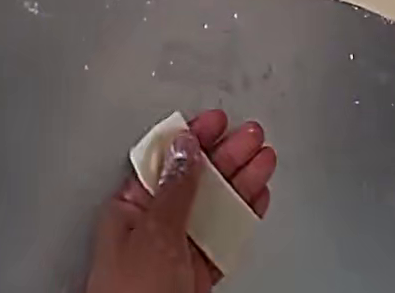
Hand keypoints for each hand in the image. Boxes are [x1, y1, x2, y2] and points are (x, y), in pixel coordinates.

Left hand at [86, 109, 276, 292]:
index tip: (217, 118)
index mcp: (129, 210)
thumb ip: (175, 188)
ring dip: (242, 179)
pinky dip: (244, 215)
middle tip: (252, 134)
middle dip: (227, 153)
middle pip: (196, 177)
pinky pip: (224, 237)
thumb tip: (187, 143)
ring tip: (265, 158)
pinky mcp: (195, 277)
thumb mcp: (153, 234)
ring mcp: (175, 252)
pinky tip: (258, 197)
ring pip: (215, 204)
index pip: (165, 158)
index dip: (192, 134)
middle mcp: (152, 227)